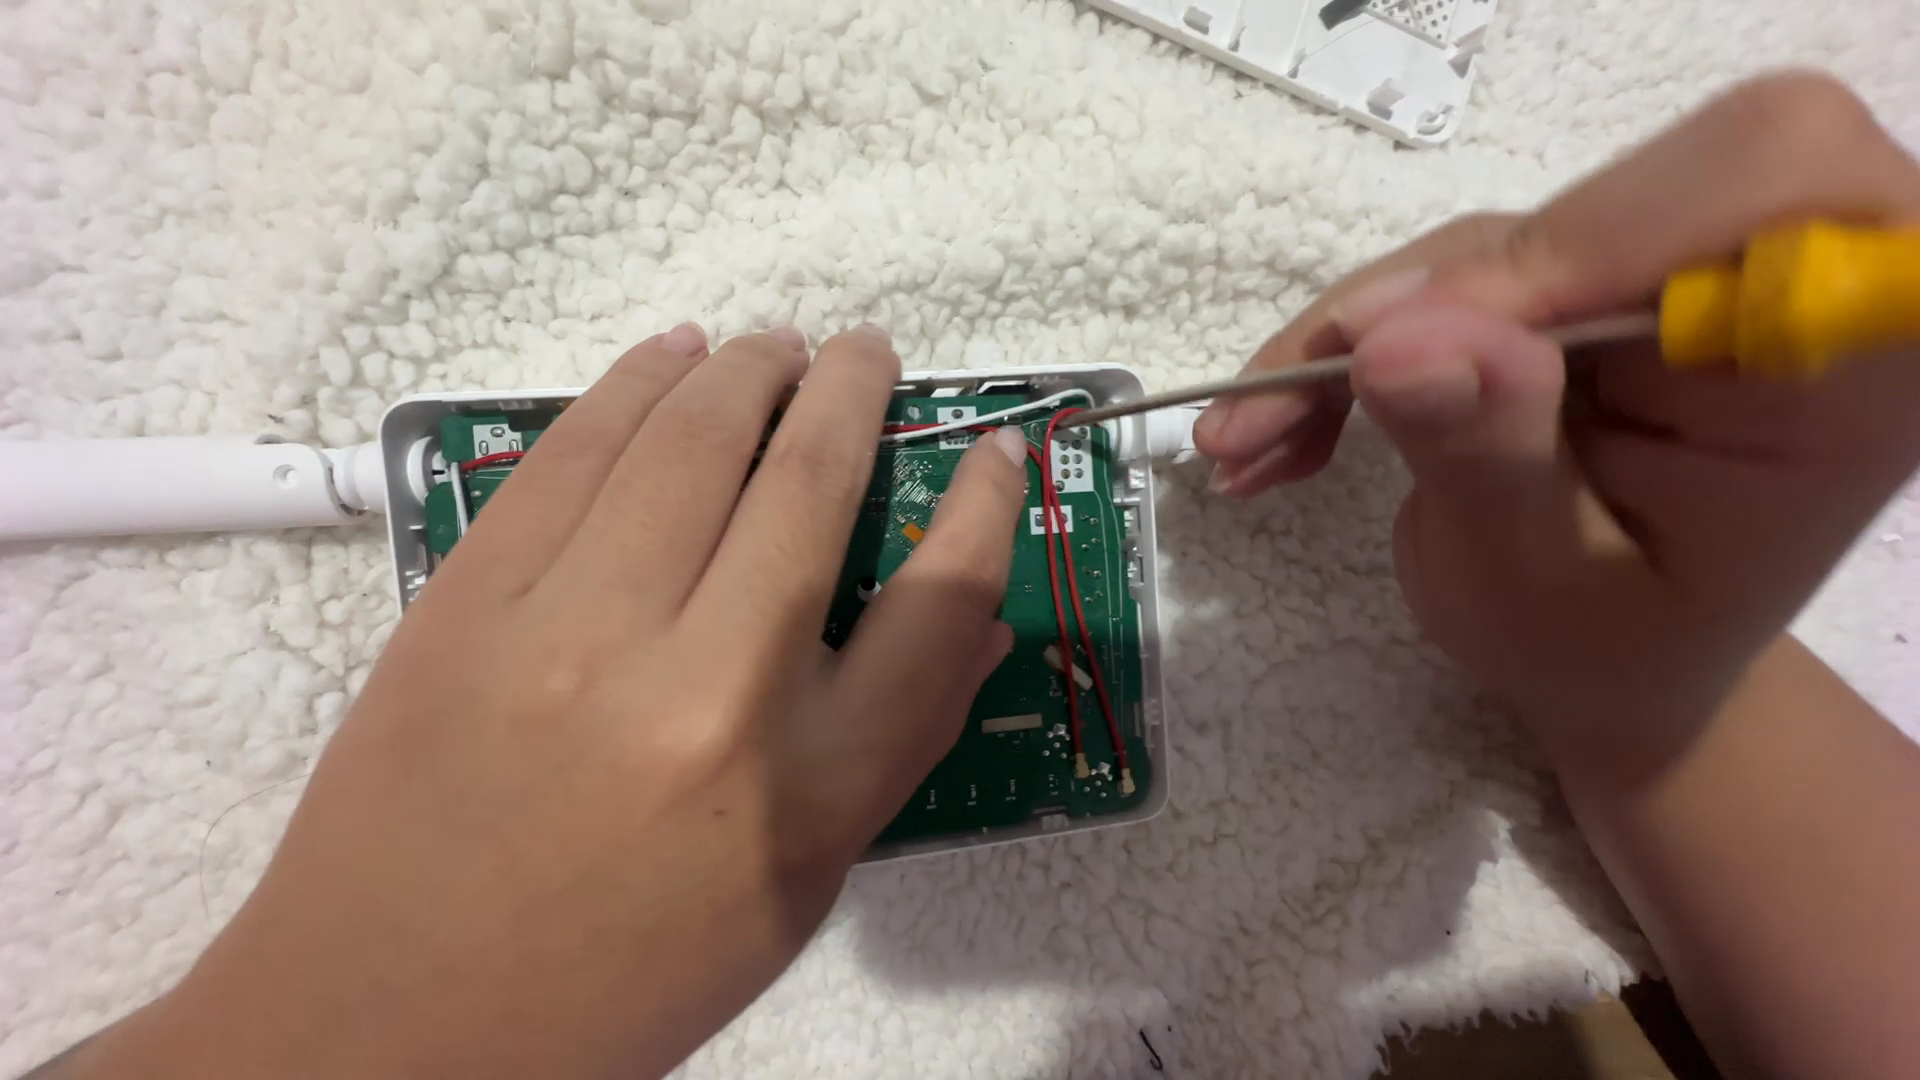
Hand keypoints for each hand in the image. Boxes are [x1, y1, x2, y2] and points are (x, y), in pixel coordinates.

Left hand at [106, 324, 1028, 1078]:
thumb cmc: (641, 962)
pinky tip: (673, 351)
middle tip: (870, 351)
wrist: (394, 1025)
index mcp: (810, 784)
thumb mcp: (810, 878)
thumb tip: (979, 619)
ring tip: (780, 344)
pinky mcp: (465, 607)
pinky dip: (634, 382)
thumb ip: (901, 737)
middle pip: (811, 486)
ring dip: (750, 369)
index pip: (940, 603)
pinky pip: (569, 455)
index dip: (985, 507)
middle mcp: (706, 689)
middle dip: (855, 393)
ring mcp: (570, 635)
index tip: (997, 449)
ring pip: (690, 443)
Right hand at [1196, 72, 1919, 769]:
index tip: (1401, 352)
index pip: (1749, 187)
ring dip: (1333, 348)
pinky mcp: (1555, 302)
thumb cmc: (1595, 650)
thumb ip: (1485, 455)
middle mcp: (1748, 287)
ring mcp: (1639, 288)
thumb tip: (1388, 340)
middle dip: (1397, 310)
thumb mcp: (1532, 580)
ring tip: (1240, 445)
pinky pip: (1428, 292)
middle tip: (1264, 414)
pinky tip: (1278, 432)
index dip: (1566, 245)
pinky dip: (1336, 359)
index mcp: (1828, 355)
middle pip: (1570, 209)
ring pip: (1467, 253)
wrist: (1601, 661)